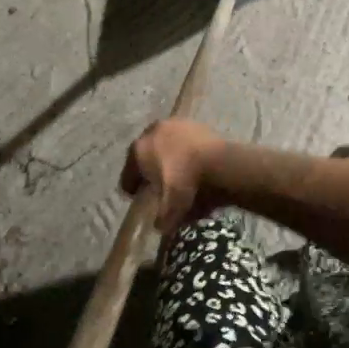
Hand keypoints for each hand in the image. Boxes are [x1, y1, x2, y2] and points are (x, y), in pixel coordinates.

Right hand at [118, 118, 227, 232]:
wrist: (220, 162)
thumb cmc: (187, 185)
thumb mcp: (171, 210)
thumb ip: (161, 219)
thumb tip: (159, 225)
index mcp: (139, 150)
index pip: (128, 172)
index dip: (131, 186)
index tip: (136, 195)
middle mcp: (152, 131)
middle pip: (145, 153)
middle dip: (148, 166)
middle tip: (155, 182)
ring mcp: (174, 123)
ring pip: (164, 142)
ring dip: (167, 154)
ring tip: (176, 170)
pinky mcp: (194, 122)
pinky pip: (183, 139)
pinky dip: (185, 149)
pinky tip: (193, 160)